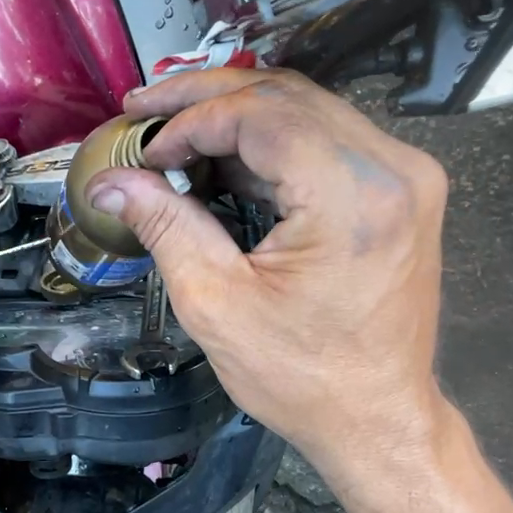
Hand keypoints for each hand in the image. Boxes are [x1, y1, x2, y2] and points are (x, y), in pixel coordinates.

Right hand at [85, 68, 450, 480]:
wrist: (376, 417)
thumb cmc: (298, 375)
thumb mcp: (215, 303)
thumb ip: (165, 226)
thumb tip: (108, 183)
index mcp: (351, 195)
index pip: (262, 114)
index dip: (191, 122)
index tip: (145, 153)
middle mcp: (392, 168)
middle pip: (287, 95)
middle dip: (206, 97)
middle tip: (143, 107)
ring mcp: (403, 174)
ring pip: (305, 109)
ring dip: (234, 114)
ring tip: (171, 130)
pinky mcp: (397, 189)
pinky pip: (323, 140)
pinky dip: (266, 142)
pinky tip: (219, 159)